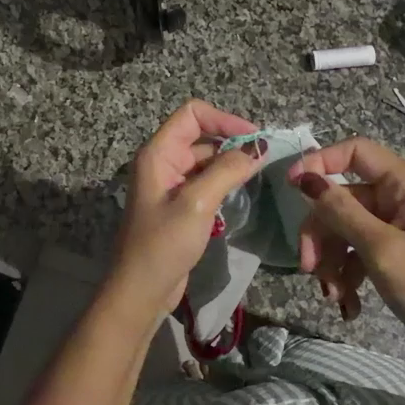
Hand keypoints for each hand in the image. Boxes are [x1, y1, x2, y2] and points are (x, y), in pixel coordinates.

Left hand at [110, 100, 263, 317]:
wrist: (140, 290)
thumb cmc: (163, 244)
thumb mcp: (198, 203)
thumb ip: (227, 171)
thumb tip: (258, 148)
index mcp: (157, 153)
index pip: (192, 114)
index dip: (224, 119)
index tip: (254, 138)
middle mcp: (161, 162)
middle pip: (200, 135)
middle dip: (232, 141)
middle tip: (263, 157)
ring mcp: (169, 185)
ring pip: (205, 160)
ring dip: (230, 163)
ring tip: (258, 174)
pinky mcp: (178, 205)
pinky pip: (204, 182)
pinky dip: (223, 181)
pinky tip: (241, 192)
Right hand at [291, 137, 404, 368]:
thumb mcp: (382, 250)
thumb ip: (341, 211)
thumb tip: (306, 178)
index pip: (356, 151)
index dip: (320, 162)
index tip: (291, 188)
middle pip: (345, 198)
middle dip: (322, 232)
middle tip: (308, 268)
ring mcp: (404, 227)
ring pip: (349, 228)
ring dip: (333, 260)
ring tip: (334, 296)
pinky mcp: (403, 253)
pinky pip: (364, 251)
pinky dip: (351, 274)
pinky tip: (350, 305)